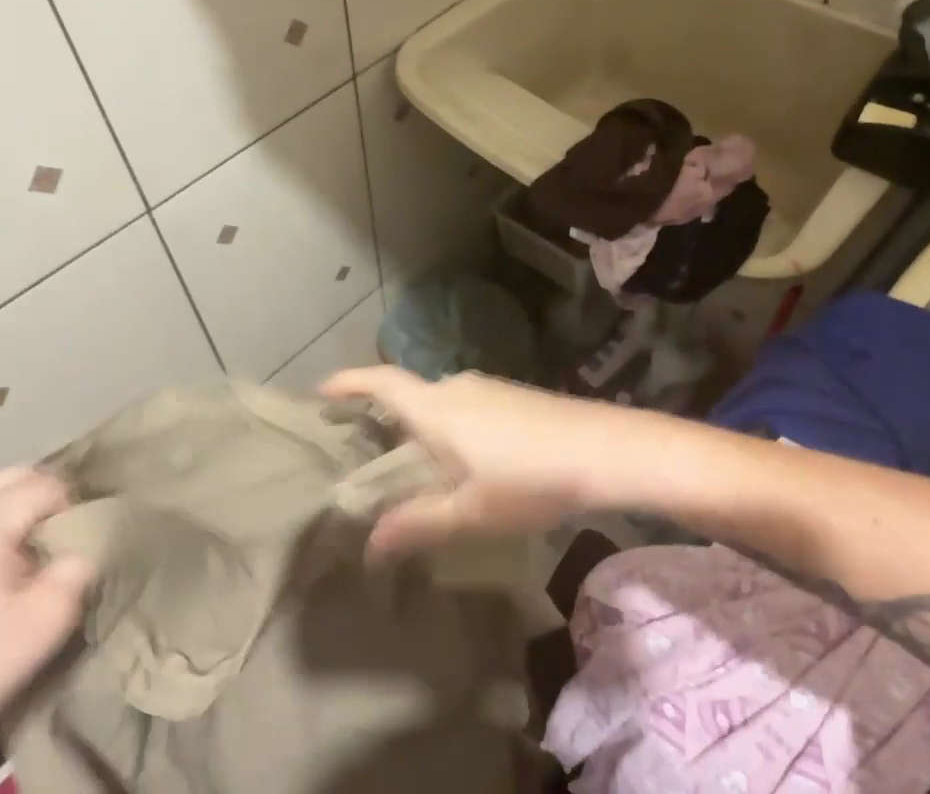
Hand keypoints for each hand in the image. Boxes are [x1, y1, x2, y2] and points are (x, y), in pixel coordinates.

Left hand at [0, 468, 92, 779]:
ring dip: (15, 513)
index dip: (73, 508)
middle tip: (60, 544)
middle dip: (45, 500)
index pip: (46, 485)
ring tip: (27, 560)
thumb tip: (82, 543)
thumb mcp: (51, 616)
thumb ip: (78, 564)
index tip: (80, 544)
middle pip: (12, 477)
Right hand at [318, 367, 636, 555]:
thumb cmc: (530, 480)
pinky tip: (465, 462)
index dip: (347, 383)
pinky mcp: (514, 397)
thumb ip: (418, 524)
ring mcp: (488, 389)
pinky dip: (449, 428)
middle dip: (383, 417)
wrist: (609, 450)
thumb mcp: (470, 512)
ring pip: (439, 404)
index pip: (380, 383)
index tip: (320, 391)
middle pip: (408, 395)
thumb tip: (370, 545)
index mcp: (436, 408)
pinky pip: (466, 408)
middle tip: (364, 449)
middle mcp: (456, 387)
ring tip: (413, 465)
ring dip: (420, 427)